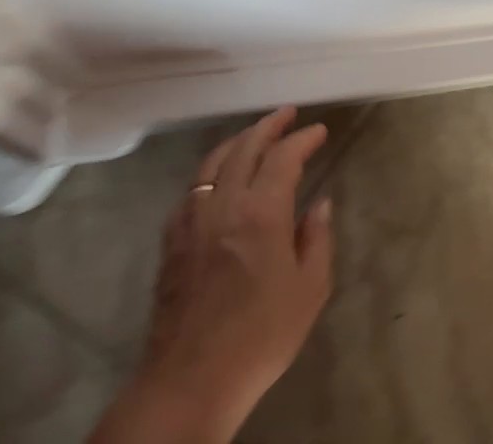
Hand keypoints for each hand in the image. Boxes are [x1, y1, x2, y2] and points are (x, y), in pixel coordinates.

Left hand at [93, 107, 334, 443]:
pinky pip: (193, 187)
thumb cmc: (262, 334)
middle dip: (268, 126)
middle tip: (286, 114)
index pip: (284, 157)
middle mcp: (224, 202)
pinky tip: (220, 178)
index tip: (319, 131)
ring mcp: (192, 218)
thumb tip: (321, 204)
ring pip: (214, 162)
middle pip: (245, 148)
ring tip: (254, 135)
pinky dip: (212, 169)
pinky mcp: (172, 239)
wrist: (193, 376)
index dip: (303, 139)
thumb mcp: (310, 288)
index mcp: (262, 211)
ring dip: (238, 141)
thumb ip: (317, 238)